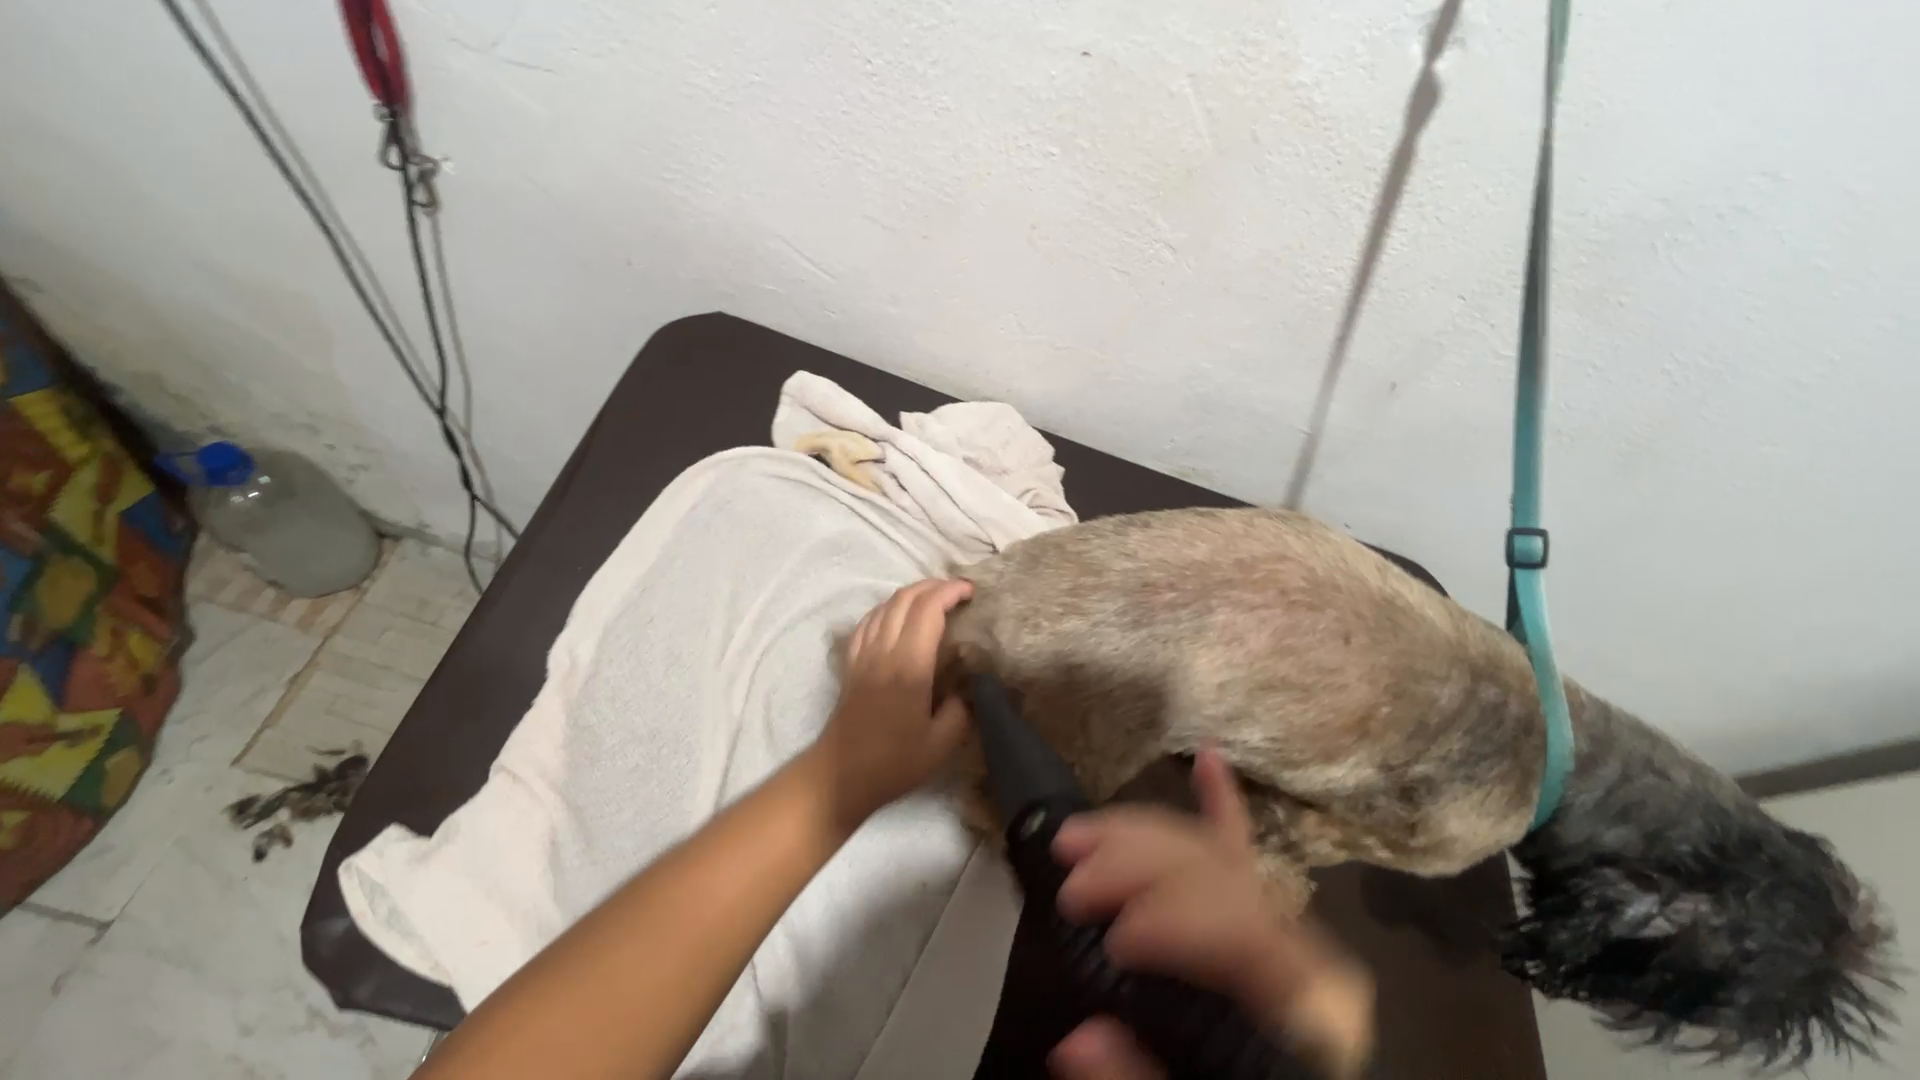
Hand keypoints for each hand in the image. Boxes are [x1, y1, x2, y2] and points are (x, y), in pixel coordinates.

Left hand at [810, 579, 974, 827]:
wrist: (840, 775)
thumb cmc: (893, 762)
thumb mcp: (941, 744)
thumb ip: (961, 711)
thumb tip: (967, 689)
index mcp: (909, 666)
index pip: (928, 610)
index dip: (950, 592)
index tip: (971, 591)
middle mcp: (883, 652)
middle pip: (905, 599)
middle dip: (933, 586)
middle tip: (957, 591)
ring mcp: (862, 656)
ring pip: (884, 606)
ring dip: (910, 594)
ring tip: (933, 599)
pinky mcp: (850, 665)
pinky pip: (867, 623)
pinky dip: (886, 609)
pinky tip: (895, 617)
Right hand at [1046, 750, 1374, 1079]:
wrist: (1295, 1077)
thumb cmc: (1248, 1079)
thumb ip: (1142, 1078)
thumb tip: (1075, 1039)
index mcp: (1300, 998)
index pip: (1235, 928)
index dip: (1168, 920)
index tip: (1109, 941)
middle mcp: (1299, 943)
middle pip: (1213, 873)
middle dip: (1134, 865)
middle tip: (1071, 885)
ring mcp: (1284, 921)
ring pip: (1210, 850)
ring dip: (1139, 832)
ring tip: (1078, 834)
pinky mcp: (1266, 917)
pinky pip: (1244, 853)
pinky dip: (1221, 804)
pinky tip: (1208, 758)